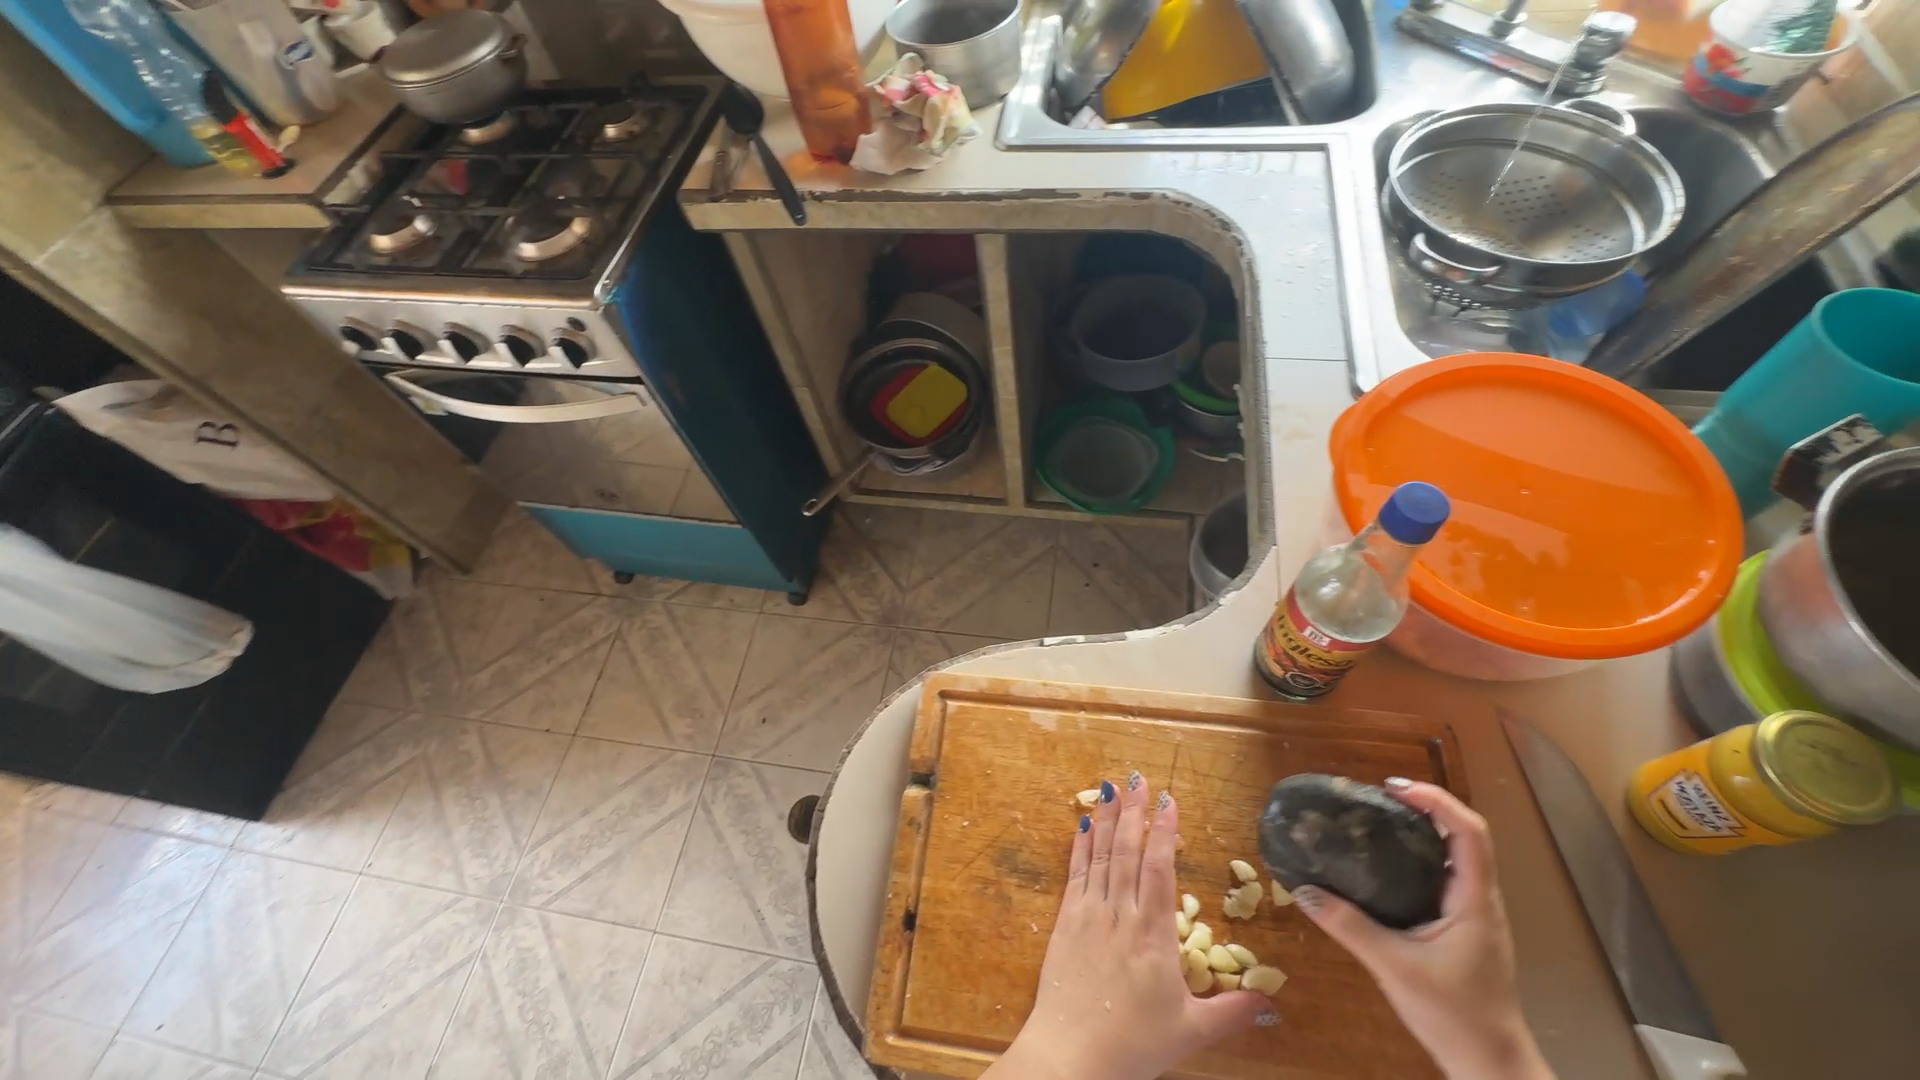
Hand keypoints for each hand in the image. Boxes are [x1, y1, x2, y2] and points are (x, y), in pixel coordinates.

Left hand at [985, 772, 1274, 1079]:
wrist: (1071, 1056)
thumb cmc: (1133, 1045)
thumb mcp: (1191, 1031)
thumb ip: (1231, 1012)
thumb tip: (1272, 1002)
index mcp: (1154, 935)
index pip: (1160, 869)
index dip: (1164, 832)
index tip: (1168, 801)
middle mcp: (1121, 915)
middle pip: (1128, 851)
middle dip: (1134, 812)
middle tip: (1138, 777)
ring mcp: (1089, 915)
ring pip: (1101, 855)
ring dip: (1106, 818)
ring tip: (1111, 787)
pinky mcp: (1065, 922)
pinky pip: (1075, 874)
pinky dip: (1080, 845)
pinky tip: (1081, 823)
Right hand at [1293, 778, 1553, 1079]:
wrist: (1489, 1064)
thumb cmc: (1453, 1014)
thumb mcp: (1394, 966)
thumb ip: (1349, 925)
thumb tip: (1302, 889)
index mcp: (1474, 901)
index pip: (1468, 833)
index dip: (1436, 801)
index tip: (1393, 788)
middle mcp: (1479, 899)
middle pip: (1464, 835)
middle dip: (1426, 807)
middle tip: (1379, 797)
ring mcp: (1474, 914)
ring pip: (1456, 855)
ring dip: (1424, 829)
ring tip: (1378, 820)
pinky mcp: (1462, 927)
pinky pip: (1444, 876)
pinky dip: (1419, 856)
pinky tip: (1385, 864)